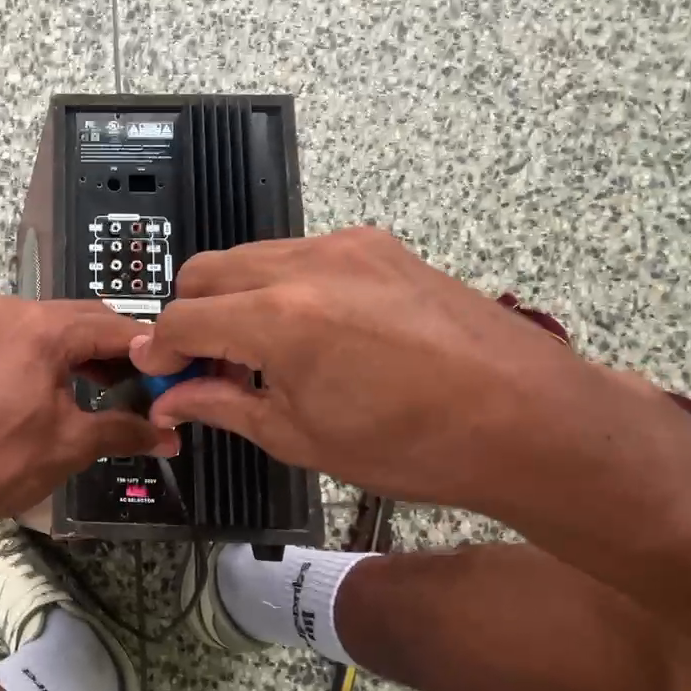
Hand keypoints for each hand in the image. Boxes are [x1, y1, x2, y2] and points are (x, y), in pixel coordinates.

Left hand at [0, 297, 177, 540]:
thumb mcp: (68, 445)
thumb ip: (124, 431)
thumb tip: (169, 436)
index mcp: (41, 326)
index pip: (115, 326)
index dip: (153, 353)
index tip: (179, 377)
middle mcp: (11, 311)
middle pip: (84, 320)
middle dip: (120, 353)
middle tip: (151, 389)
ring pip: (53, 330)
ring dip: (86, 356)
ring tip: (115, 394)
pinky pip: (24, 340)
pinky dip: (52, 360)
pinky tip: (68, 391)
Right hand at [132, 227, 621, 510]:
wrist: (533, 421)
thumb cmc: (414, 444)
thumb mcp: (298, 436)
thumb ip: (219, 405)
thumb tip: (170, 401)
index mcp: (278, 319)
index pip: (181, 318)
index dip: (158, 349)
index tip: (158, 375)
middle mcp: (305, 266)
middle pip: (203, 272)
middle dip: (187, 317)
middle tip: (201, 366)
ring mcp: (345, 247)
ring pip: (248, 258)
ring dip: (230, 299)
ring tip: (252, 352)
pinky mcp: (377, 246)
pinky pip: (297, 254)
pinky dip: (275, 286)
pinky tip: (301, 332)